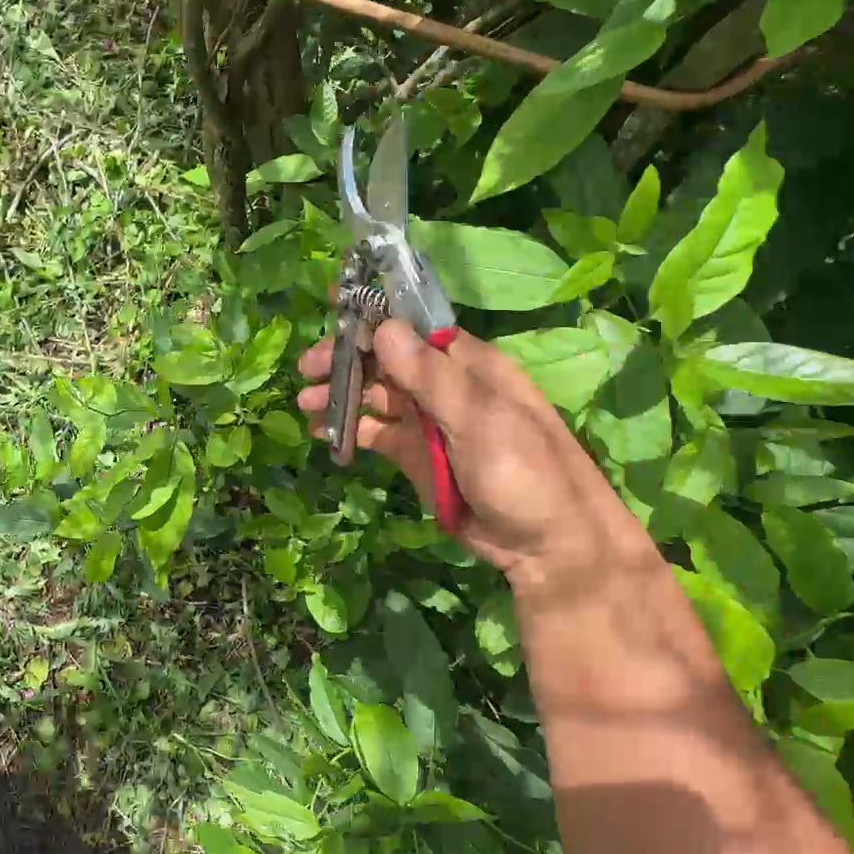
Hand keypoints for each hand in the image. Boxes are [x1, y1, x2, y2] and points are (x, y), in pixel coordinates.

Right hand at [296, 320, 650, 577]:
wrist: (547, 545)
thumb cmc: (527, 473)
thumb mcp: (480, 420)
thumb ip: (431, 376)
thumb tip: (385, 328)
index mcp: (467, 366)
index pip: (412, 329)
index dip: (373, 318)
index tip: (333, 308)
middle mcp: (443, 386)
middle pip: (384, 361)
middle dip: (345, 360)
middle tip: (307, 369)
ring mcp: (427, 421)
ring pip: (373, 395)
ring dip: (339, 394)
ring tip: (306, 404)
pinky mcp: (413, 454)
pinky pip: (372, 432)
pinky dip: (347, 429)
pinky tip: (322, 432)